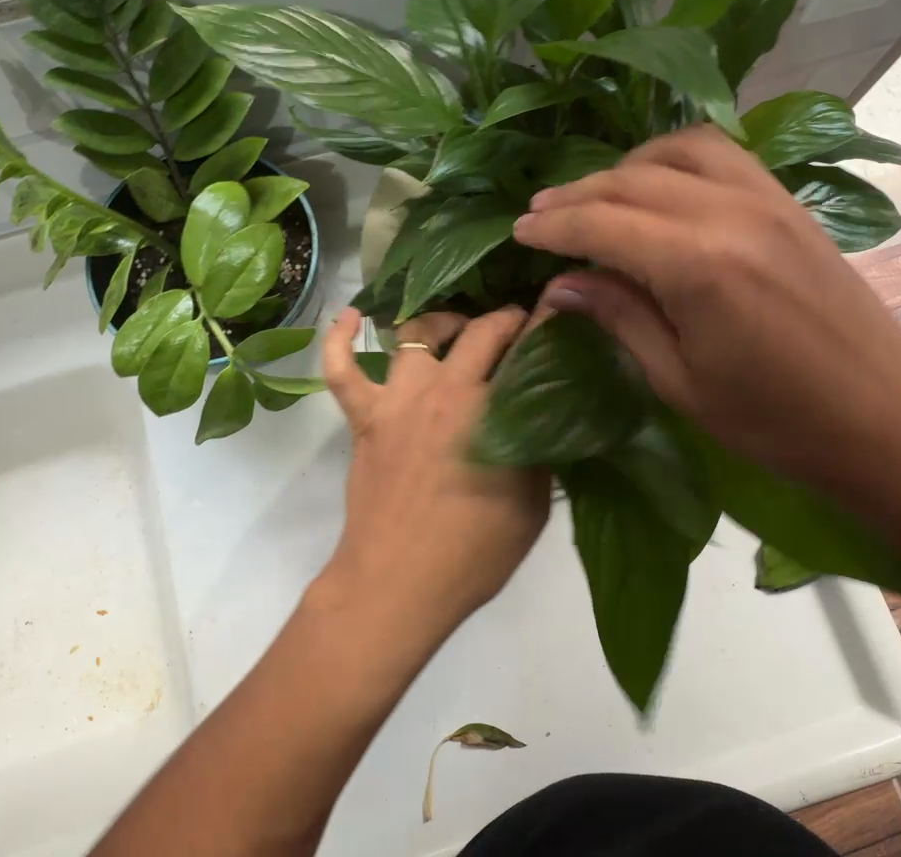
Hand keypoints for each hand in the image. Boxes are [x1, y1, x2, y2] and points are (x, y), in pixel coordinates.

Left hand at [317, 306, 549, 640]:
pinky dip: (340, 339)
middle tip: (518, 327)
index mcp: (490, 409)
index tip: (561, 315)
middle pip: (478, 331)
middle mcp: (443, 390)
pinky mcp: (363, 419)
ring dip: (441, 325)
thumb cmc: (474, 552)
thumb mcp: (531, 503)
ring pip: (414, 336)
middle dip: (504, 320)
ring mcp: (397, 401)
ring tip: (457, 331)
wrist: (398, 585)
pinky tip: (351, 317)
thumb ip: (539, 447)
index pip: (524, 347)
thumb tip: (548, 414)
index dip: (546, 324)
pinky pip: (342, 370)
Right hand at [512, 126, 900, 501]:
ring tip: (593, 196)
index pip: (602, 225)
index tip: (517, 233)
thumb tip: (560, 285)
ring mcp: (767, 200)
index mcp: (698, 266)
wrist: (887, 420)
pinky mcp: (790, 204)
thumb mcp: (680, 382)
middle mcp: (730, 213)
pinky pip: (722, 155)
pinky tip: (658, 183)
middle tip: (539, 215)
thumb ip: (620, 317)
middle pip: (631, 182)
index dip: (553, 227)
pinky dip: (676, 158)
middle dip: (576, 196)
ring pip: (676, 152)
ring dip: (624, 168)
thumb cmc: (775, 423)